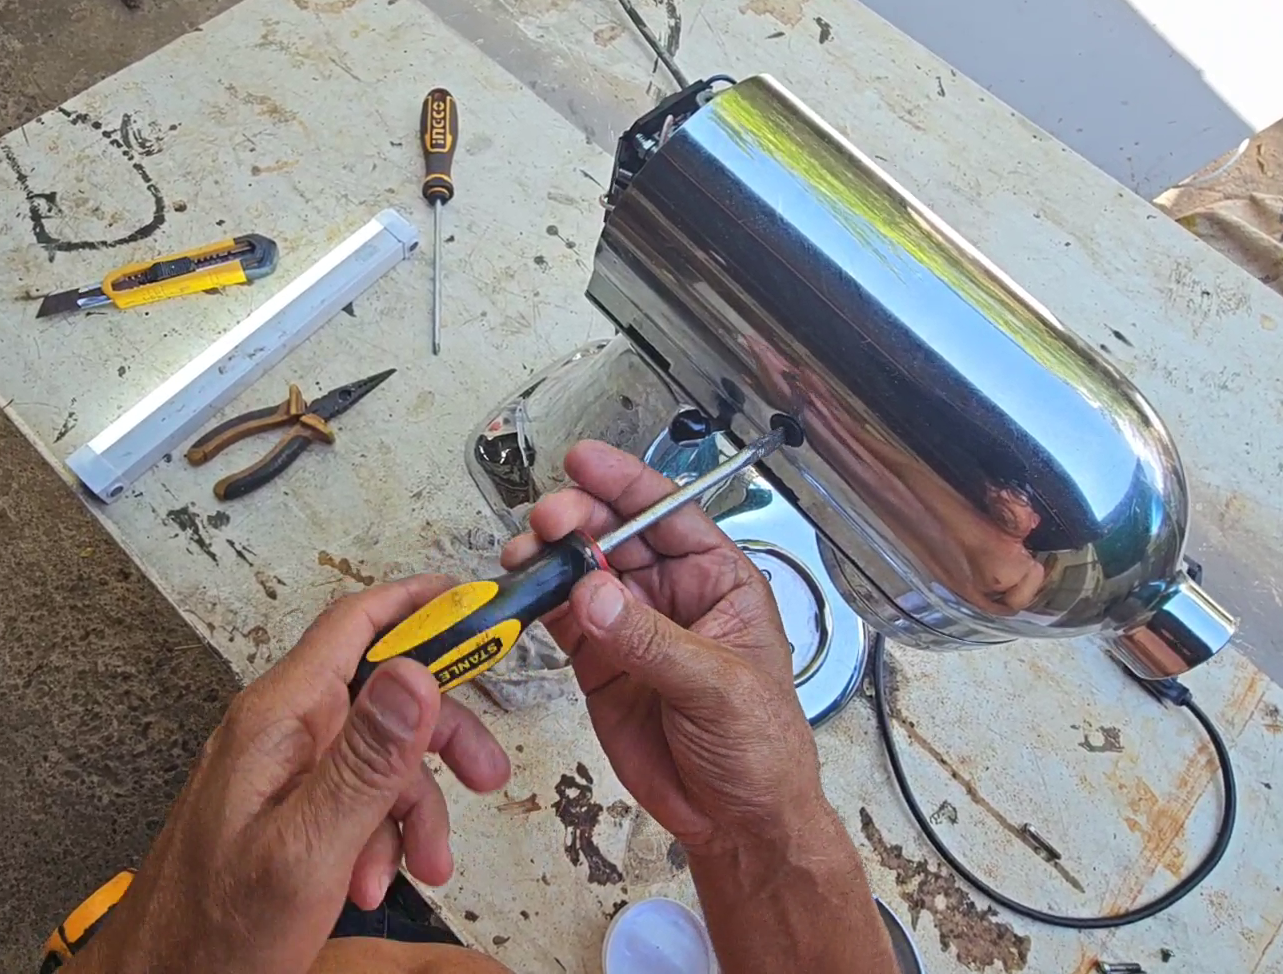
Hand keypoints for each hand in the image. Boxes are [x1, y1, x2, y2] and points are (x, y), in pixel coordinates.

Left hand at [71, 575, 510, 973]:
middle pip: (384, 691)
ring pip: (380, 750)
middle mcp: (284, 727)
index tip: (473, 602)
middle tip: (486, 773)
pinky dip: (384, 831)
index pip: (355, 623)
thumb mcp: (307, 850)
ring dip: (414, 803)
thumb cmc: (216, 936)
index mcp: (280, 715)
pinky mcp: (292, 802)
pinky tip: (378, 879)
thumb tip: (416, 673)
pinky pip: (358, 793)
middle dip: (441, 731)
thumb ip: (366, 760)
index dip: (418, 602)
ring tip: (427, 861)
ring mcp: (287, 765)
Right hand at [502, 441, 829, 856]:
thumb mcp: (718, 687)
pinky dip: (539, 602)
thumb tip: (593, 594)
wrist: (733, 821)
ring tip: (524, 554)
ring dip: (550, 556)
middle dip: (578, 518)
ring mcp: (630, 622)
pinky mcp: (598, 658)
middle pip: (614, 534)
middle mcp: (669, 591)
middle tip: (547, 521)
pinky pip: (563, 617)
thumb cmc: (759, 747)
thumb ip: (653, 640)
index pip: (667, 514)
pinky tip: (523, 591)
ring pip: (581, 570)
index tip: (585, 462)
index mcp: (716, 579)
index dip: (625, 483)